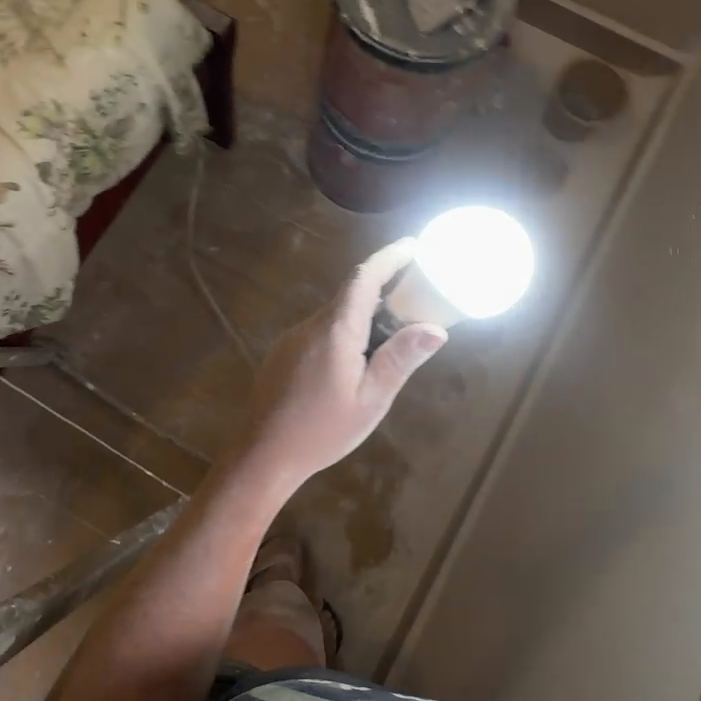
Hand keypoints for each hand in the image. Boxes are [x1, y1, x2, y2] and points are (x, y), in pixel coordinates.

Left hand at [237, 240, 447, 484]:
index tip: (413, 247)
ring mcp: (292, 339)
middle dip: (383, 291)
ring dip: (362, 319)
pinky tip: (352, 366)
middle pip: (350, 296)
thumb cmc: (322, 431)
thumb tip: (436, 328)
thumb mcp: (371, 400)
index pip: (364, 278)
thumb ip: (400, 359)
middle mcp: (311, 325)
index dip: (389, 258)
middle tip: (415, 302)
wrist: (264, 454)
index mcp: (336, 330)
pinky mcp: (282, 354)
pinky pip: (319, 333)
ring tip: (389, 342)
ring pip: (334, 317)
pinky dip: (342, 335)